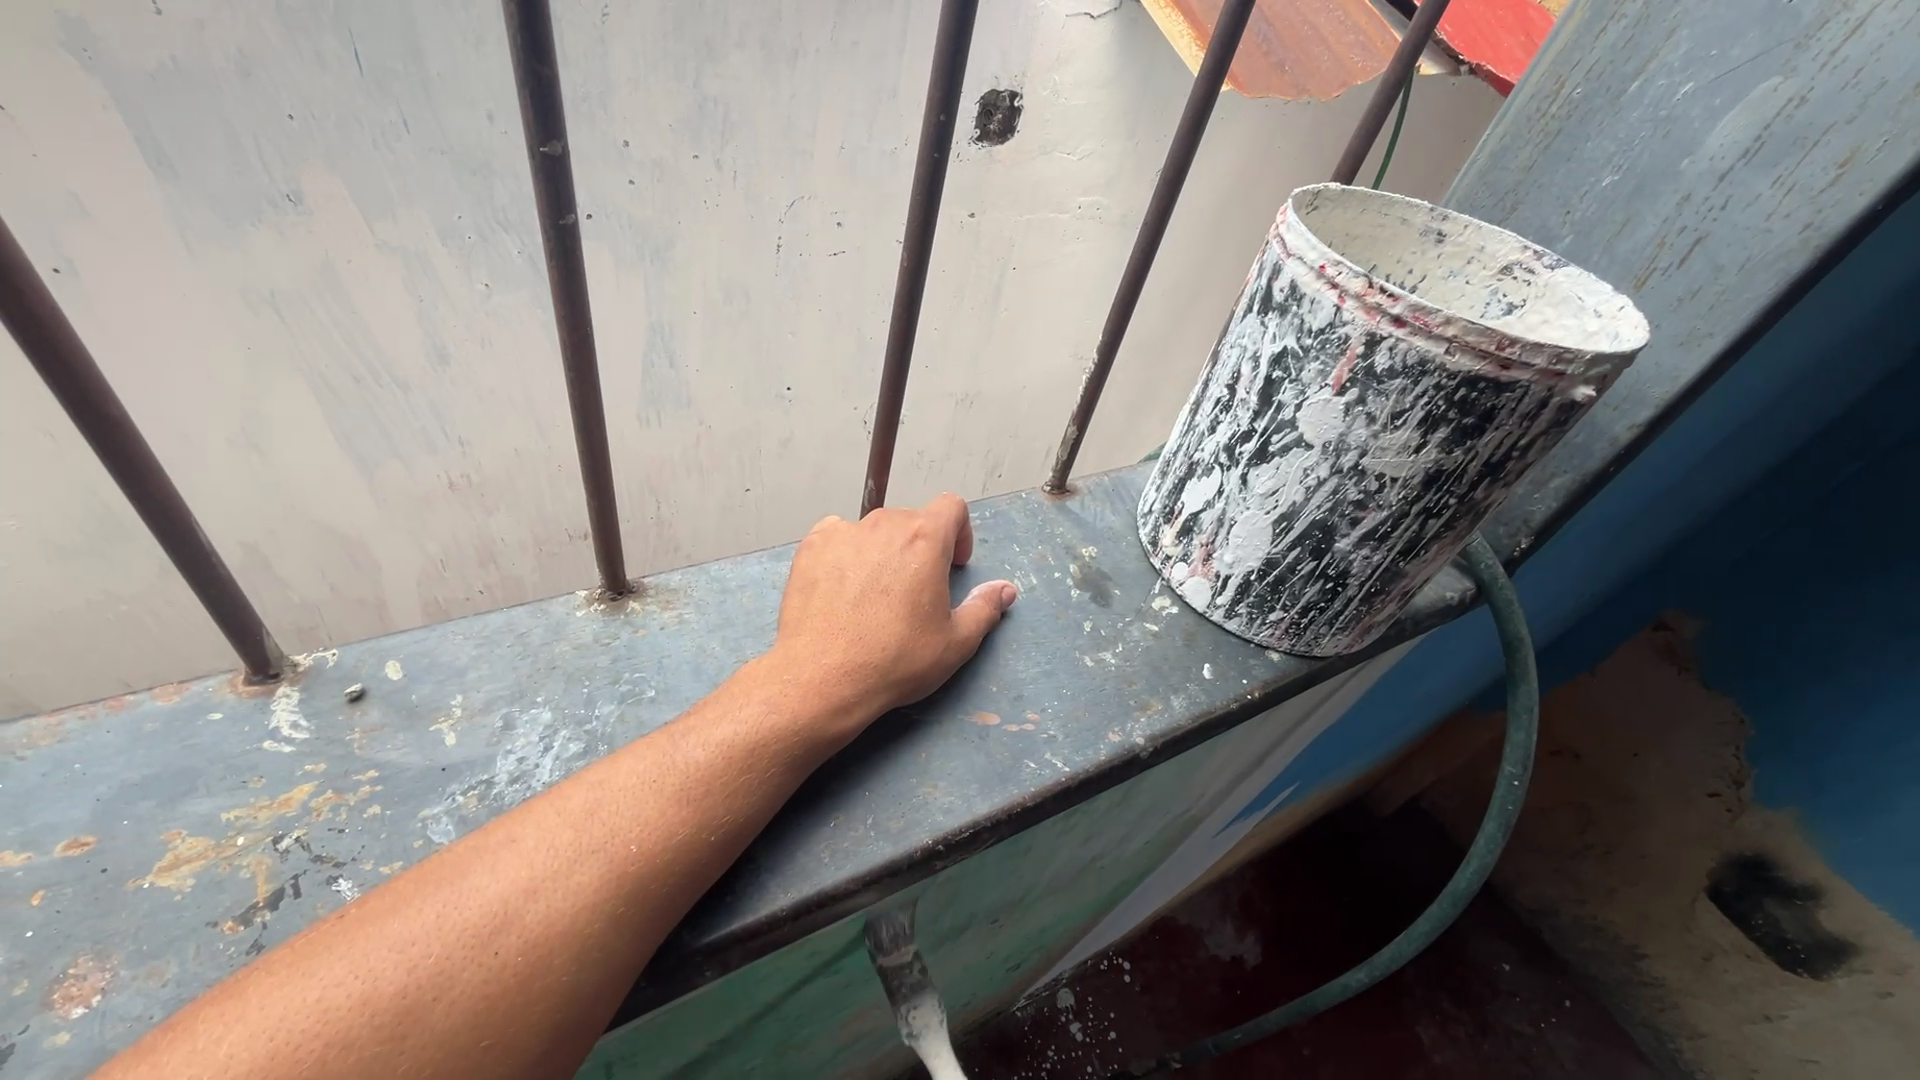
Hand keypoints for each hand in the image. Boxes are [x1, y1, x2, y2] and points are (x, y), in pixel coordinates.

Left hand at [766, 493, 1017, 736]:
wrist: (823, 677)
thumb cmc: (896, 660)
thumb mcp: (955, 643)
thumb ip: (984, 608)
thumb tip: (1005, 589)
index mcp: (925, 538)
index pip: (952, 507)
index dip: (959, 532)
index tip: (953, 565)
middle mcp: (884, 524)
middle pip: (911, 521)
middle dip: (920, 548)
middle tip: (914, 591)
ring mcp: (842, 532)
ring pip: (872, 531)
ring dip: (882, 552)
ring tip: (873, 595)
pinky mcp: (810, 548)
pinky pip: (836, 538)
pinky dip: (844, 555)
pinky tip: (840, 591)